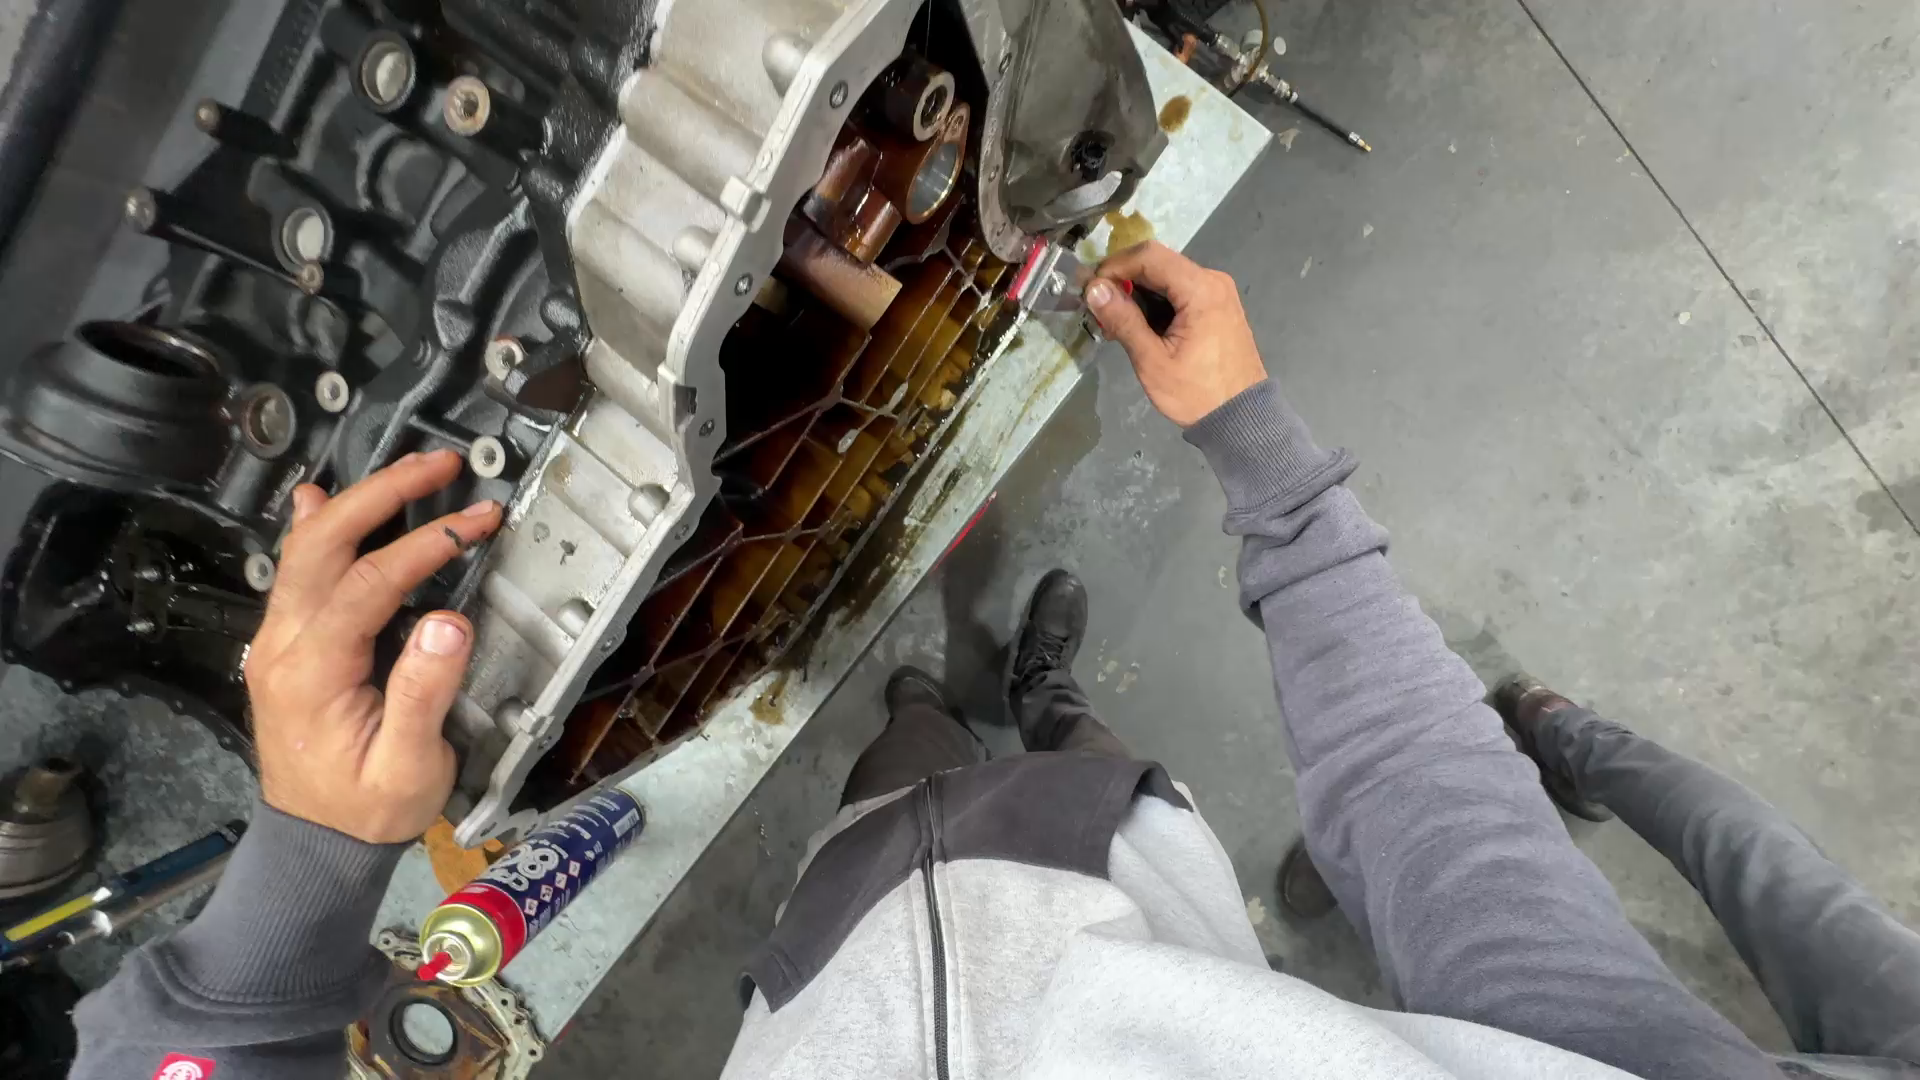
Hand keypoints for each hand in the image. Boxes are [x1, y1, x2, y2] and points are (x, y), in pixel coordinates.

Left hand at [245, 450, 501, 843]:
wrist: (319, 839)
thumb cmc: (371, 803)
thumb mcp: (408, 761)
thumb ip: (424, 692)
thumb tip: (450, 620)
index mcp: (313, 671)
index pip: (368, 584)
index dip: (426, 544)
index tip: (479, 520)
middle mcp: (282, 644)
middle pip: (323, 546)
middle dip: (385, 495)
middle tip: (441, 465)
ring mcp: (279, 641)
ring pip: (306, 550)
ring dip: (360, 501)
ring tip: (412, 469)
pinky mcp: (291, 644)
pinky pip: (296, 573)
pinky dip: (311, 528)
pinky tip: (318, 498)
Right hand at [1087, 241, 1267, 426]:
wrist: (1239, 417)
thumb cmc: (1196, 393)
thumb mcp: (1152, 361)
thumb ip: (1124, 320)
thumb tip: (1095, 289)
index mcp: (1201, 289)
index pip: (1150, 256)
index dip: (1115, 266)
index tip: (1091, 289)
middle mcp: (1212, 280)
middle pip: (1158, 263)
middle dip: (1124, 280)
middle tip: (1098, 307)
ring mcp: (1217, 292)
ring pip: (1167, 278)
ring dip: (1138, 293)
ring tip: (1114, 322)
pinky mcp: (1216, 306)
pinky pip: (1179, 292)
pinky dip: (1155, 303)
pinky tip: (1138, 326)